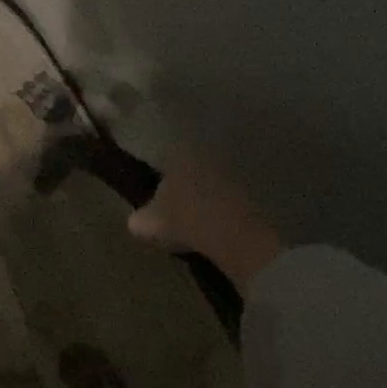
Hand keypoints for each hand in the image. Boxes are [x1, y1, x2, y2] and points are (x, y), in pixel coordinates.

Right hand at [129, 148, 284, 286]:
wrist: (233, 234)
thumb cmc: (182, 219)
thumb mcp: (147, 224)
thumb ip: (138, 219)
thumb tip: (136, 221)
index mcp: (178, 153)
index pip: (164, 158)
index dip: (158, 178)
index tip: (154, 198)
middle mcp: (205, 155)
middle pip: (188, 170)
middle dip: (182, 189)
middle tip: (172, 213)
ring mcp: (231, 173)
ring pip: (208, 185)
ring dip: (202, 201)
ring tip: (192, 226)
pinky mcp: (250, 193)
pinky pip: (226, 201)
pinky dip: (219, 213)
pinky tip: (212, 232)